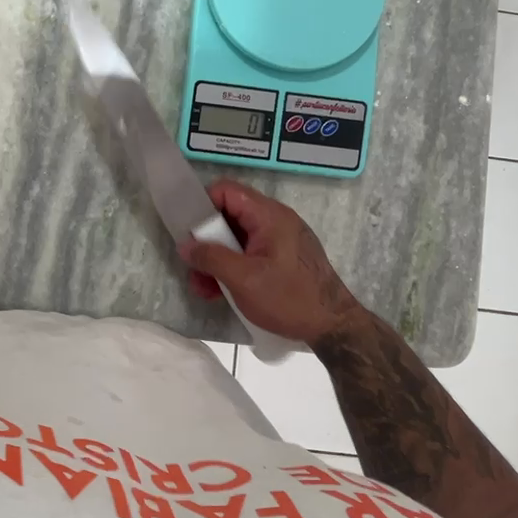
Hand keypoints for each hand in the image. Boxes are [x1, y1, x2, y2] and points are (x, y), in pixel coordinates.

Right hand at [178, 179, 365, 344]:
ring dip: (216, 260)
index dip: (203, 206)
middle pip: (229, 216)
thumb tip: (184, 246)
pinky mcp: (281, 257)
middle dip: (207, 242)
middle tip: (194, 267)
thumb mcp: (243, 280)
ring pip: (236, 238)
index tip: (189, 232)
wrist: (332, 327)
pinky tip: (221, 292)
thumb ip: (211, 258)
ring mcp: (278, 240)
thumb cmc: (289, 298)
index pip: (226, 191)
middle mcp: (274, 220)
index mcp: (269, 216)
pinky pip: (249, 253)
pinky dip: (232, 267)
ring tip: (204, 288)